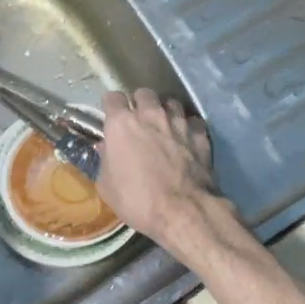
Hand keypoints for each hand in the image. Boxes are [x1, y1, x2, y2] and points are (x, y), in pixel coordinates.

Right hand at [96, 89, 217, 246]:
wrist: (182, 210)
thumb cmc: (137, 200)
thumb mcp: (107, 186)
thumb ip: (104, 161)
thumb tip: (106, 148)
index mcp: (122, 124)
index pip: (112, 98)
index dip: (111, 106)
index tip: (111, 117)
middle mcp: (150, 115)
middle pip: (144, 93)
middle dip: (140, 103)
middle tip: (139, 120)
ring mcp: (178, 122)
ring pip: (171, 102)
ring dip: (165, 111)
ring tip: (165, 127)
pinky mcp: (200, 134)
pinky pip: (193, 121)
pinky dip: (189, 126)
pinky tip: (187, 138)